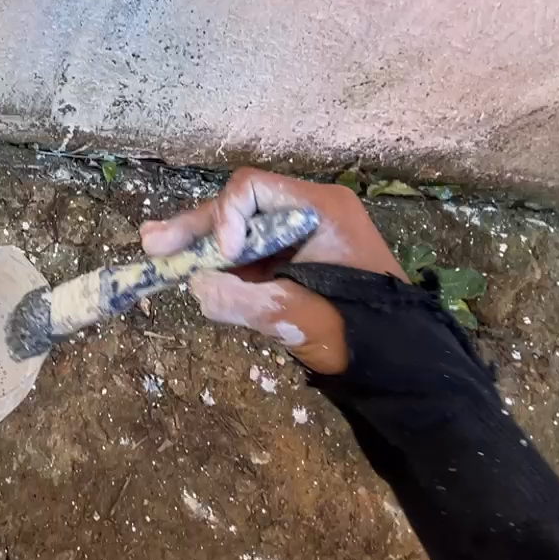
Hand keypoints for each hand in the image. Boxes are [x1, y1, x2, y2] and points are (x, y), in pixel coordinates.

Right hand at [139, 168, 404, 374]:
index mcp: (319, 210)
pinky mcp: (292, 259)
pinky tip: (188, 268)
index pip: (251, 189)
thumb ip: (243, 301)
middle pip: (238, 208)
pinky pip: (249, 251)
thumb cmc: (359, 336)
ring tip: (156, 251)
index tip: (220, 254)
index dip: (224, 216)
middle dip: (195, 228)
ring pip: (238, 228)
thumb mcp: (298, 318)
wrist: (405, 370)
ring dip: (200, 243)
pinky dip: (219, 261)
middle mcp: (306, 211)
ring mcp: (299, 235)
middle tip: (152, 244)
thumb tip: (194, 287)